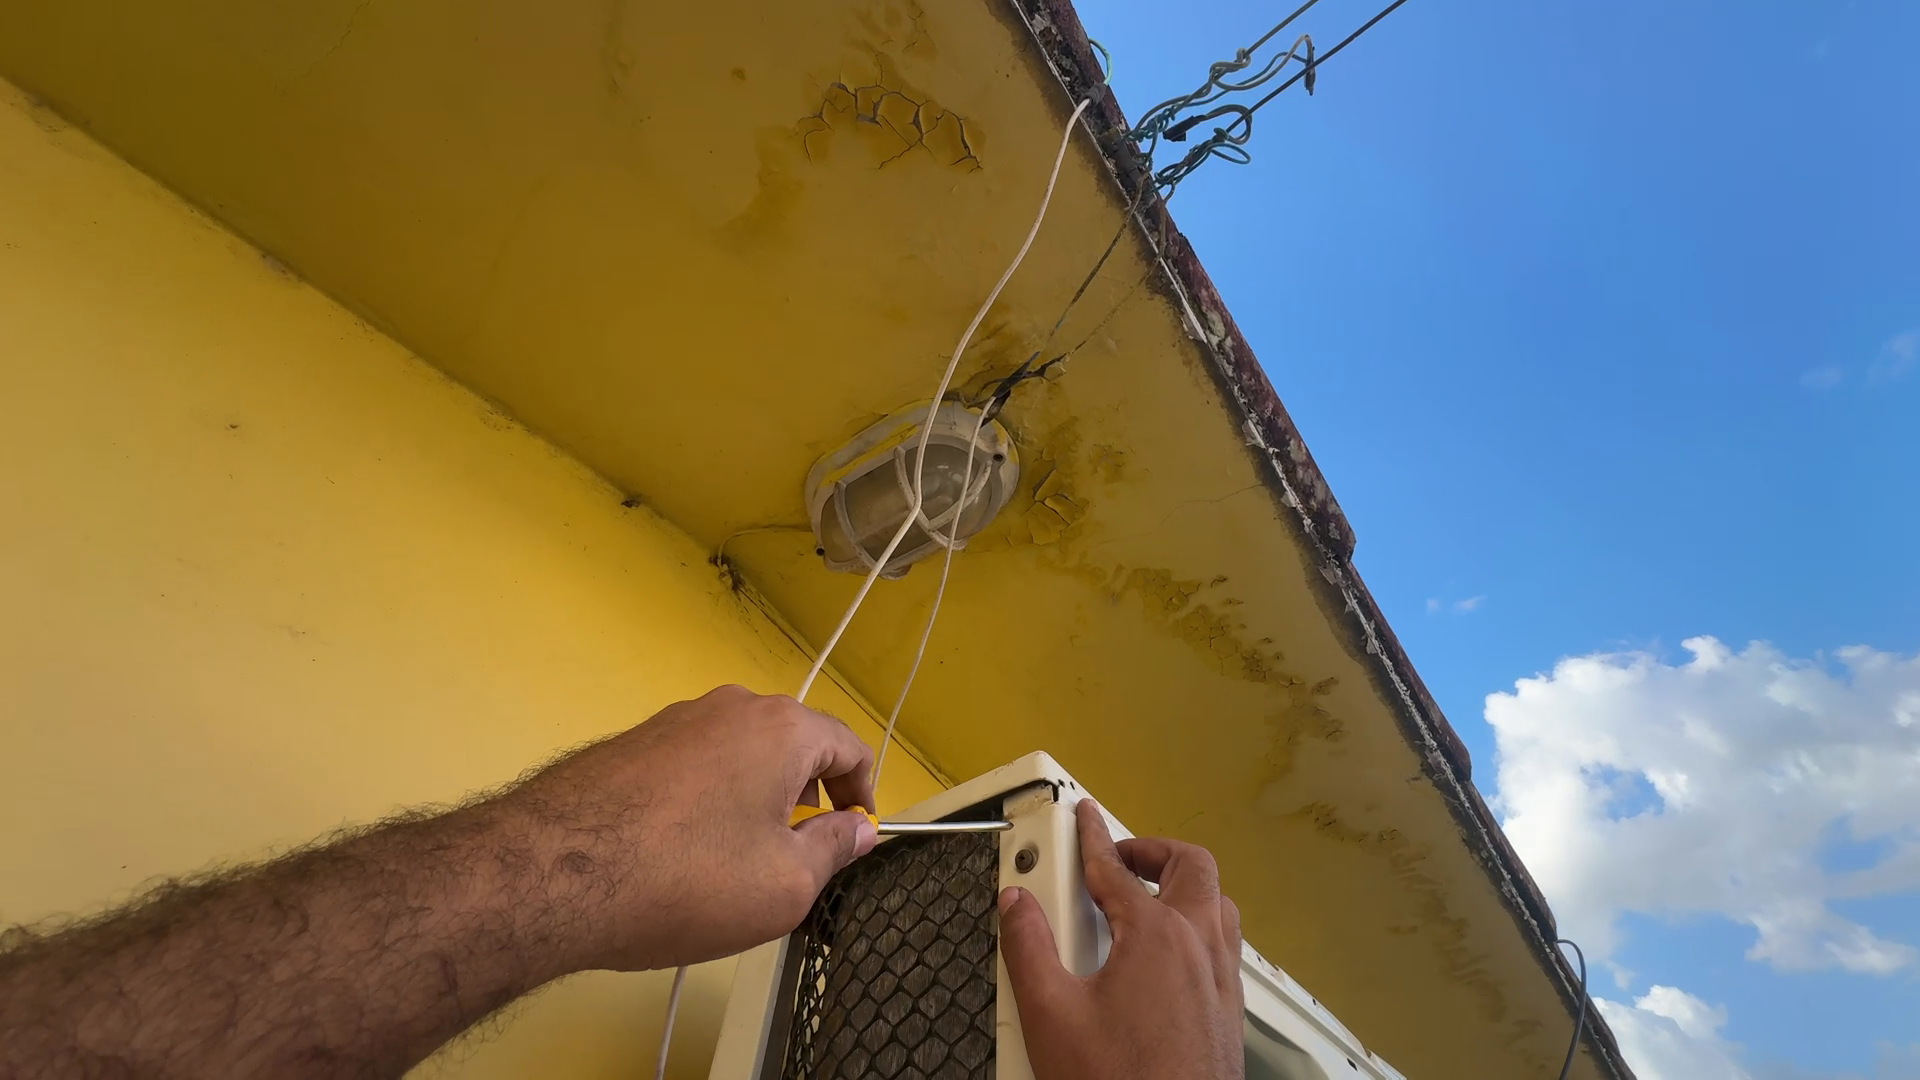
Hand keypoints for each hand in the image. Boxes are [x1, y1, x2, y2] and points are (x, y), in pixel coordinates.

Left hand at [500, 685, 878, 973]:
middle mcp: (734, 706)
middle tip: (802, 847)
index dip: (863, 792)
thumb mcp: (784, 884)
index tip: (857, 832)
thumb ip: (836, 850)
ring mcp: (679, 717)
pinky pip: (698, 759)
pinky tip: (685, 843)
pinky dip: (713, 792)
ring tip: (741, 850)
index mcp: (782, 728)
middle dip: (812, 792)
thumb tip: (859, 829)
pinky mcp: (635, 739)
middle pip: (797, 742)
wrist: (546, 874)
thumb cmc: (685, 877)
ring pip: (745, 749)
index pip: (849, 745)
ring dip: (761, 791)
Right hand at [1000, 800, 1245, 1079]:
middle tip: (1118, 858)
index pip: (1116, 868)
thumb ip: (1028, 947)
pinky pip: (1221, 943)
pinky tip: (1167, 952)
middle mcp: (1198, 948)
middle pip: (1191, 867)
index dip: (1092, 836)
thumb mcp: (1051, 1015)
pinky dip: (1195, 923)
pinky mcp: (1229, 1013)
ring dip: (1182, 885)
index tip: (1083, 815)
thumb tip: (1016, 904)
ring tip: (1145, 895)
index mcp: (1157, 936)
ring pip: (1217, 903)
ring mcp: (1221, 980)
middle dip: (1152, 850)